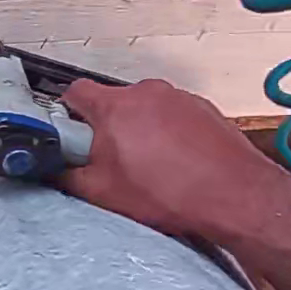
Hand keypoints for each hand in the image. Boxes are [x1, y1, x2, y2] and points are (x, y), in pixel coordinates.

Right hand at [59, 77, 290, 251]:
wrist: (236, 198)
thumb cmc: (171, 193)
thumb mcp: (101, 192)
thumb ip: (66, 176)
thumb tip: (54, 170)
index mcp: (114, 106)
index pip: (73, 91)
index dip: (66, 112)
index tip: (71, 134)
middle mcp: (146, 93)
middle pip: (110, 101)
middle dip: (105, 127)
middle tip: (108, 159)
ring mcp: (178, 98)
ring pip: (142, 109)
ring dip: (137, 130)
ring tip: (146, 166)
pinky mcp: (203, 109)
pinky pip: (171, 116)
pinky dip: (166, 134)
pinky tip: (172, 164)